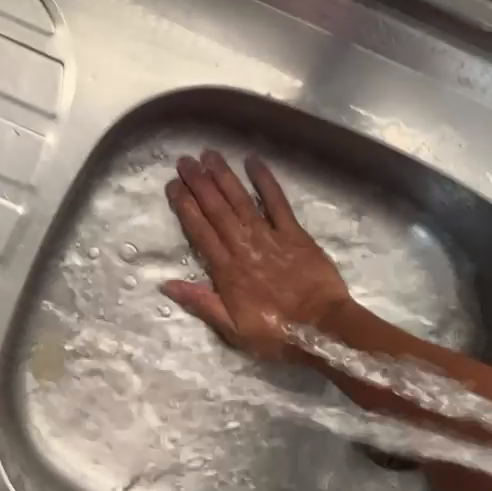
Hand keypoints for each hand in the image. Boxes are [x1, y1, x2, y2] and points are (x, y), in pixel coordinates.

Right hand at [161, 150, 351, 361]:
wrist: (325, 329)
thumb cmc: (277, 334)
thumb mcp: (233, 330)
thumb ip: (201, 303)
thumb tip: (167, 284)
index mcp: (227, 271)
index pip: (200, 231)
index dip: (185, 206)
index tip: (173, 185)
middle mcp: (244, 247)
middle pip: (217, 210)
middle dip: (199, 183)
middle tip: (185, 161)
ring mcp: (270, 237)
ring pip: (241, 201)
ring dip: (224, 177)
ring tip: (210, 155)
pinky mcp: (295, 234)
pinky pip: (277, 202)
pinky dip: (265, 181)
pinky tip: (253, 162)